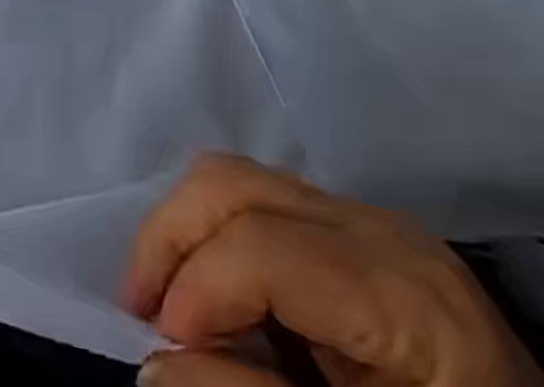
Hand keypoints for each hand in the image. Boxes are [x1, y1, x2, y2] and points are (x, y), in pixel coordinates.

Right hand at [121, 154, 543, 386]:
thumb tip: (151, 366)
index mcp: (402, 294)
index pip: (258, 250)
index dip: (195, 292)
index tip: (168, 348)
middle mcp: (378, 231)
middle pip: (228, 186)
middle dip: (165, 241)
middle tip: (141, 310)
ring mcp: (361, 217)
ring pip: (226, 177)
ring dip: (179, 232)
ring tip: (164, 296)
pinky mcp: (345, 222)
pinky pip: (247, 195)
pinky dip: (206, 231)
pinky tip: (208, 287)